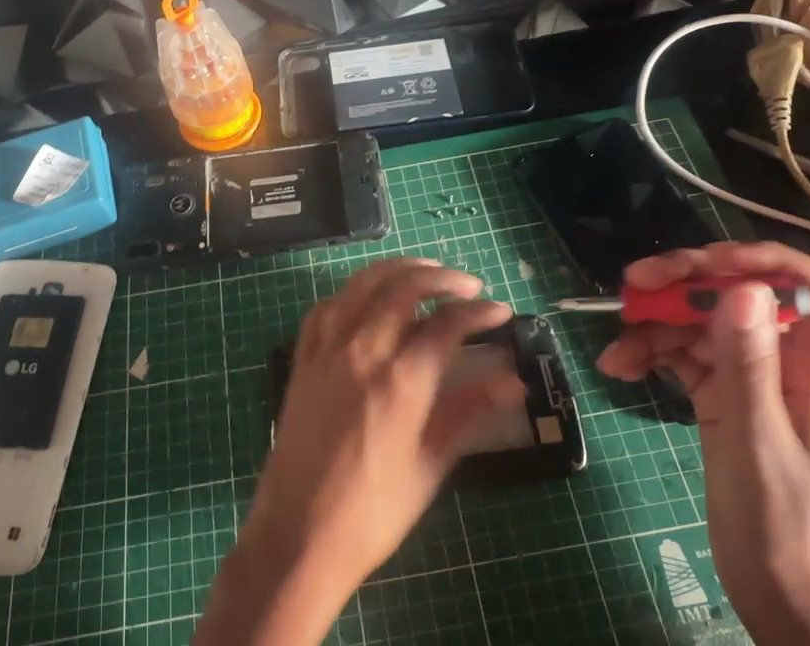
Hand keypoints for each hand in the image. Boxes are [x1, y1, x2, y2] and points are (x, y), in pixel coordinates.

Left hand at [195, 258, 520, 645]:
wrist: (297, 536)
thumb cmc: (372, 513)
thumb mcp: (430, 466)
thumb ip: (468, 413)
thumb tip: (512, 382)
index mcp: (400, 382)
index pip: (447, 324)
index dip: (479, 312)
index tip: (501, 312)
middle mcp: (361, 352)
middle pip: (403, 288)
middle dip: (442, 278)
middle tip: (469, 286)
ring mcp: (326, 352)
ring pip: (362, 286)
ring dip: (397, 271)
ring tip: (425, 275)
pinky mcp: (301, 361)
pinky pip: (327, 308)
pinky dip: (353, 292)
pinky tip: (367, 298)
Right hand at [598, 242, 809, 645]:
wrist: (769, 585)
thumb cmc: (776, 520)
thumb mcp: (756, 440)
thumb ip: (749, 365)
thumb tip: (743, 287)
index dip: (767, 259)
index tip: (709, 261)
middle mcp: (782, 362)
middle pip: (740, 295)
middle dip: (688, 282)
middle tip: (635, 282)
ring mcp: (748, 378)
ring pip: (702, 323)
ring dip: (655, 325)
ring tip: (616, 348)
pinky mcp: (719, 396)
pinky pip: (682, 356)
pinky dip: (649, 355)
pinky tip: (619, 368)